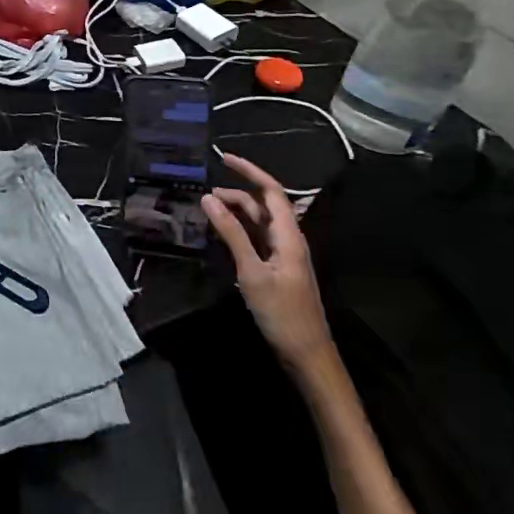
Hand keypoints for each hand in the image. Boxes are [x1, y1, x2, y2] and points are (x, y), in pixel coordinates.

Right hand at [202, 153, 333, 368]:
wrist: (307, 355)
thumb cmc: (282, 313)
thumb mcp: (251, 272)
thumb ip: (231, 233)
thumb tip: (209, 199)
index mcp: (289, 234)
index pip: (271, 190)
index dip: (249, 171)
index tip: (224, 158)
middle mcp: (289, 238)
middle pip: (263, 205)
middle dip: (236, 193)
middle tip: (206, 195)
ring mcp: (284, 255)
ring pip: (259, 223)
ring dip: (237, 213)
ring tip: (209, 212)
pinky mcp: (279, 270)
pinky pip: (258, 240)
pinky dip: (240, 232)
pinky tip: (223, 236)